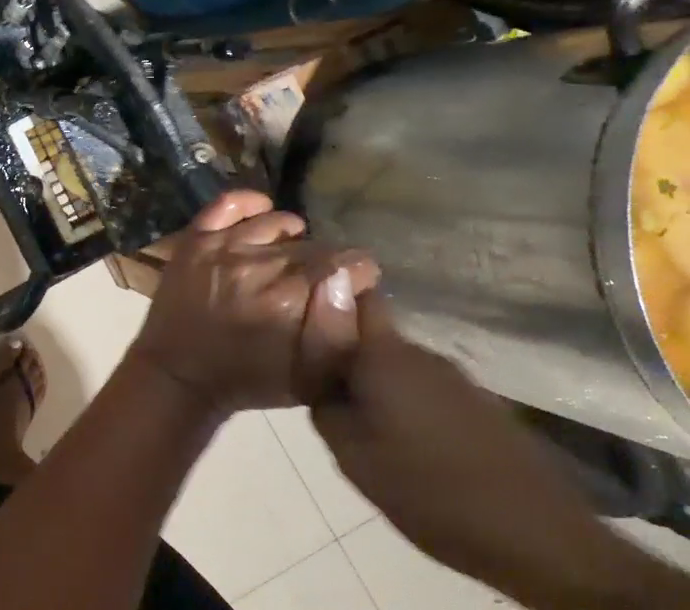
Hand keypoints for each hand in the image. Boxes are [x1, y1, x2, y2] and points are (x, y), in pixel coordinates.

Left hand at [129, 191, 376, 413]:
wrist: (178, 372)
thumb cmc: (250, 379)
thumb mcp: (313, 375)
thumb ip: (342, 328)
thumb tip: (352, 280)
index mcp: (289, 297)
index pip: (345, 262)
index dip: (360, 274)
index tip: (357, 286)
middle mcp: (256, 264)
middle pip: (311, 245)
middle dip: (326, 262)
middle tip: (319, 282)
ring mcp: (221, 247)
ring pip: (274, 223)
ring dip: (292, 235)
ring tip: (292, 255)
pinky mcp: (194, 241)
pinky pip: (225, 205)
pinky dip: (248, 202)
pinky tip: (262, 211)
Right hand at [312, 298, 618, 592]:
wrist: (539, 540)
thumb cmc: (424, 486)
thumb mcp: (347, 446)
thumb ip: (320, 394)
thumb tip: (309, 359)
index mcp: (383, 353)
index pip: (350, 293)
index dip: (322, 291)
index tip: (293, 303)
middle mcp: (423, 355)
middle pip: (370, 332)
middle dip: (342, 345)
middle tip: (315, 377)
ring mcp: (460, 383)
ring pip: (398, 364)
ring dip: (375, 377)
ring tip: (355, 411)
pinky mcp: (484, 410)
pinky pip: (426, 390)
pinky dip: (406, 400)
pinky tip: (400, 434)